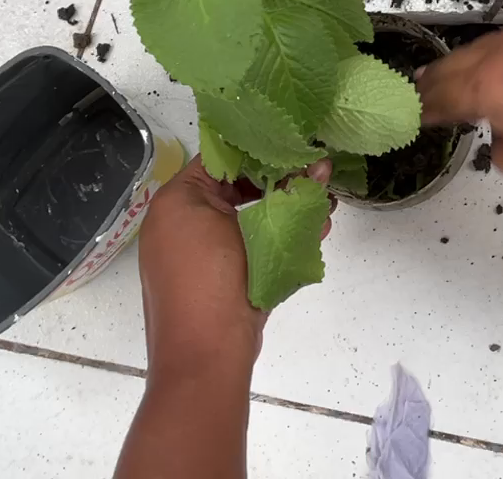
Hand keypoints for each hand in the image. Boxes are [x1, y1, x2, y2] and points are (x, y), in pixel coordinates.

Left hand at [136, 156, 333, 372]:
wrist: (204, 358)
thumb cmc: (212, 278)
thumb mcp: (247, 224)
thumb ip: (284, 194)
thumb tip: (321, 167)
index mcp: (176, 201)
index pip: (221, 158)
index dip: (260, 149)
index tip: (297, 143)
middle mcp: (183, 222)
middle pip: (239, 186)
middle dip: (281, 180)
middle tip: (318, 172)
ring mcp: (201, 252)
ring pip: (250, 216)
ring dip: (287, 208)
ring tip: (325, 201)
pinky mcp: (220, 275)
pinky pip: (250, 243)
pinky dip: (278, 235)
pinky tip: (315, 229)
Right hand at [415, 23, 502, 195]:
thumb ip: (502, 152)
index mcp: (487, 84)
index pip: (439, 96)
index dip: (419, 107)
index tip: (404, 112)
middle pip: (455, 65)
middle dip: (433, 81)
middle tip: (417, 92)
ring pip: (484, 49)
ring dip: (464, 66)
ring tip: (452, 79)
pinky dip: (497, 59)